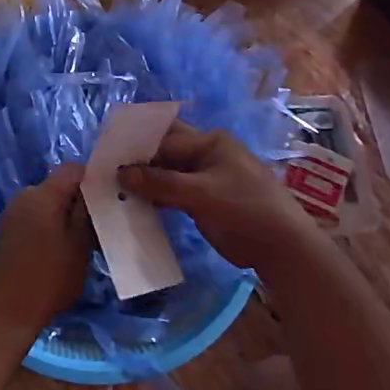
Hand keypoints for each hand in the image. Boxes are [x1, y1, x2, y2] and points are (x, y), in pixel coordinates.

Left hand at [0, 163, 94, 337]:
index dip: (93, 178)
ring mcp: (10, 213)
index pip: (71, 169)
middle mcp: (22, 196)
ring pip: (44, 202)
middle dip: (78, 199)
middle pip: (57, 186)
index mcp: (41, 195)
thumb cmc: (49, 277)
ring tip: (82, 238)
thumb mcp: (79, 245)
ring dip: (62, 214)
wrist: (6, 308)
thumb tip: (94, 188)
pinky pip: (32, 216)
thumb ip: (86, 212)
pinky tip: (58, 247)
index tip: (111, 196)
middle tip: (100, 222)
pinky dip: (47, 224)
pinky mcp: (5, 230)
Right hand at [117, 121, 317, 272]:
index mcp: (210, 142)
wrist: (283, 250)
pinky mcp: (202, 200)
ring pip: (165, 173)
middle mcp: (206, 155)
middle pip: (164, 152)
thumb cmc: (246, 210)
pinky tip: (133, 204)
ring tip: (113, 188)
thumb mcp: (201, 194)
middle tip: (106, 168)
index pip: (165, 139)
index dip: (137, 149)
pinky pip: (171, 192)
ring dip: (143, 181)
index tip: (107, 158)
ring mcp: (204, 178)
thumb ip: (160, 182)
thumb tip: (120, 173)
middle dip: (138, 160)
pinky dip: (154, 197)